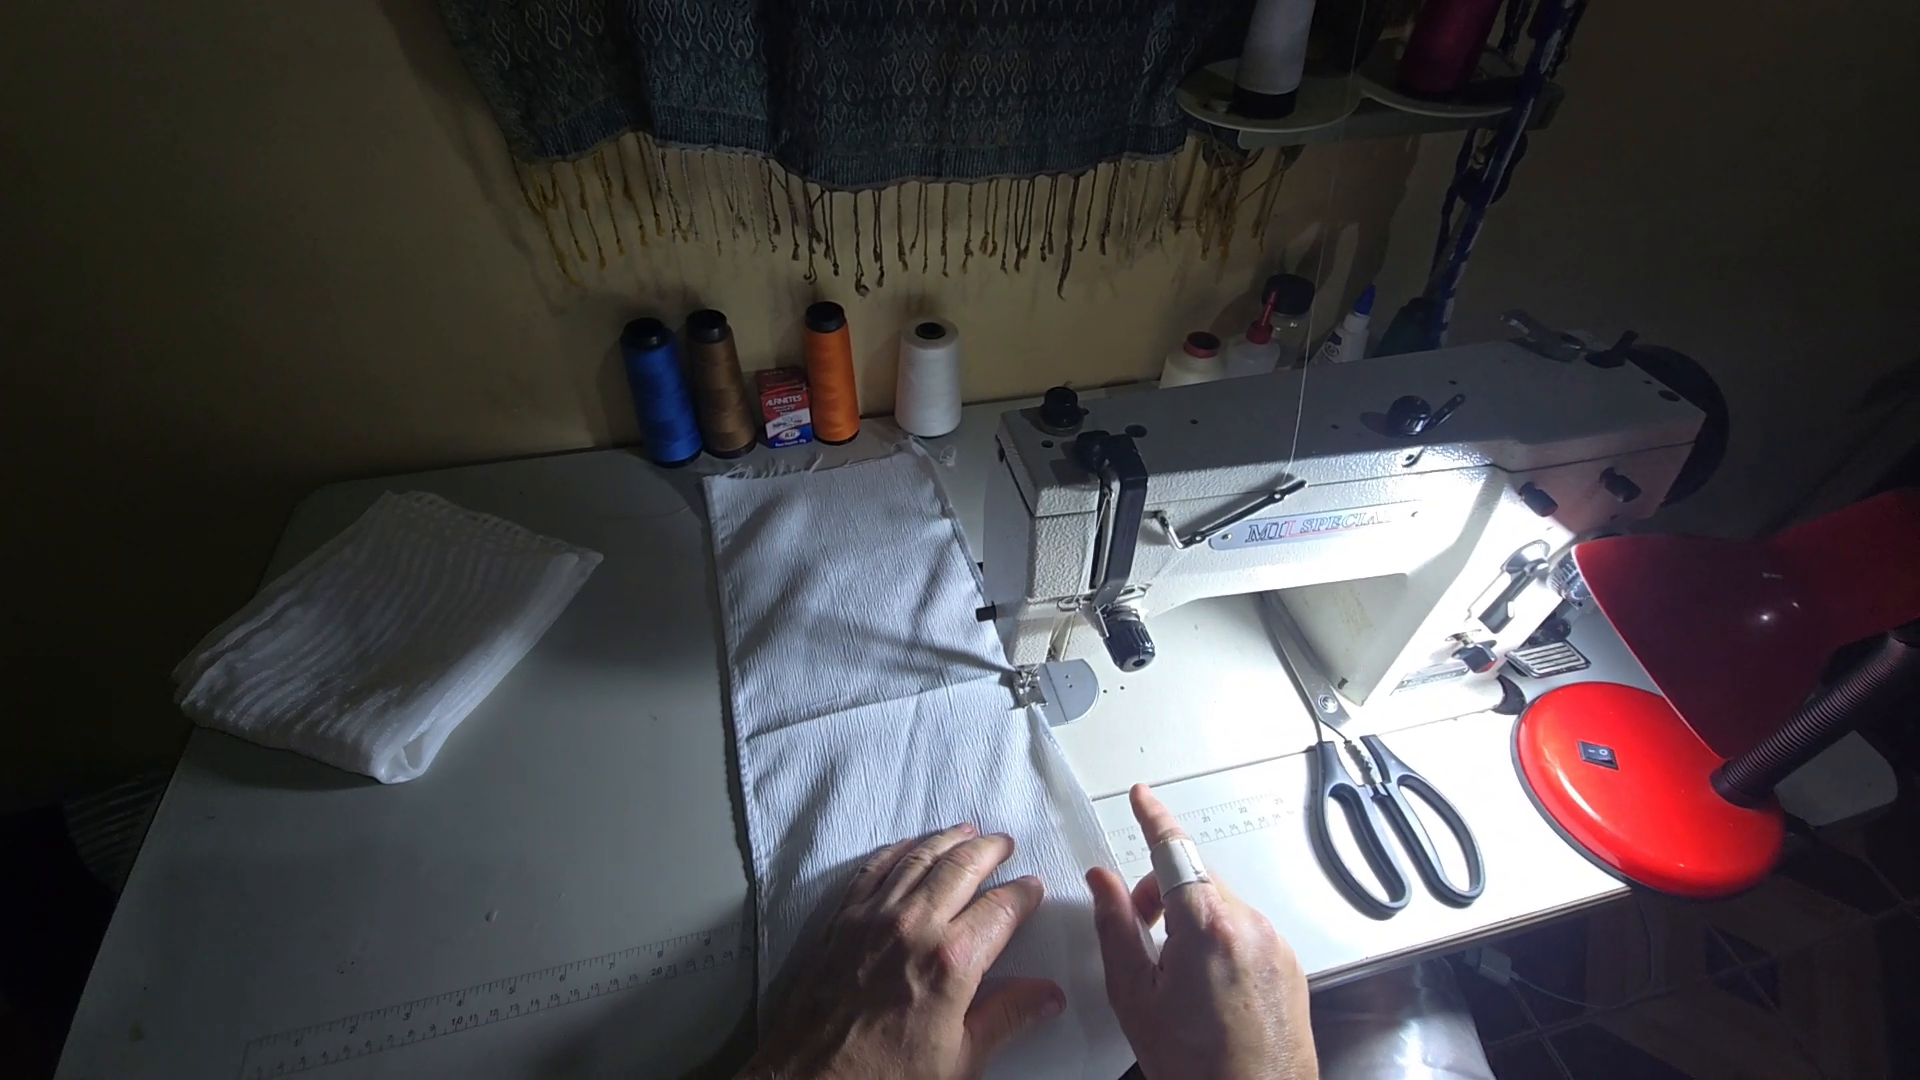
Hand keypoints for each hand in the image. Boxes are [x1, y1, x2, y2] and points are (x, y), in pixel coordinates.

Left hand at [741, 823, 1064, 1079]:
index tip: (1032, 888)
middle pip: (962, 867)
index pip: (1000, 909)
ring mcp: (876, 915)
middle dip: (990, 850)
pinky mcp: (844, 916)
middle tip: (1005, 843)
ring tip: (968, 831)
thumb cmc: (886, 1079)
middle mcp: (915, 924)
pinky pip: (876, 866)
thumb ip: (1006, 1017)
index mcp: (951, 961)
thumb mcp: (959, 1060)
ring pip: (921, 856)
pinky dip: (899, 849)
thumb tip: (1048, 995)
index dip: (1022, 895)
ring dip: (949, 839)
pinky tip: (912, 844)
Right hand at [1087, 785, 1316, 1079]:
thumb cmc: (1197, 1069)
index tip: (1142, 796)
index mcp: (1208, 927)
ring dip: (1190, 917)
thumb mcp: (1134, 995)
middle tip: (1141, 933)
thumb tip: (1102, 880)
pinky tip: (1207, 983)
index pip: (1173, 850)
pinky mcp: (1288, 963)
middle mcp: (1249, 926)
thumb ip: (1114, 925)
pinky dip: (1218, 937)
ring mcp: (1274, 944)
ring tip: (1176, 971)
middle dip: (1160, 892)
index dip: (1152, 817)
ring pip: (1218, 903)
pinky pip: (1243, 928)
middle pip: (1193, 878)